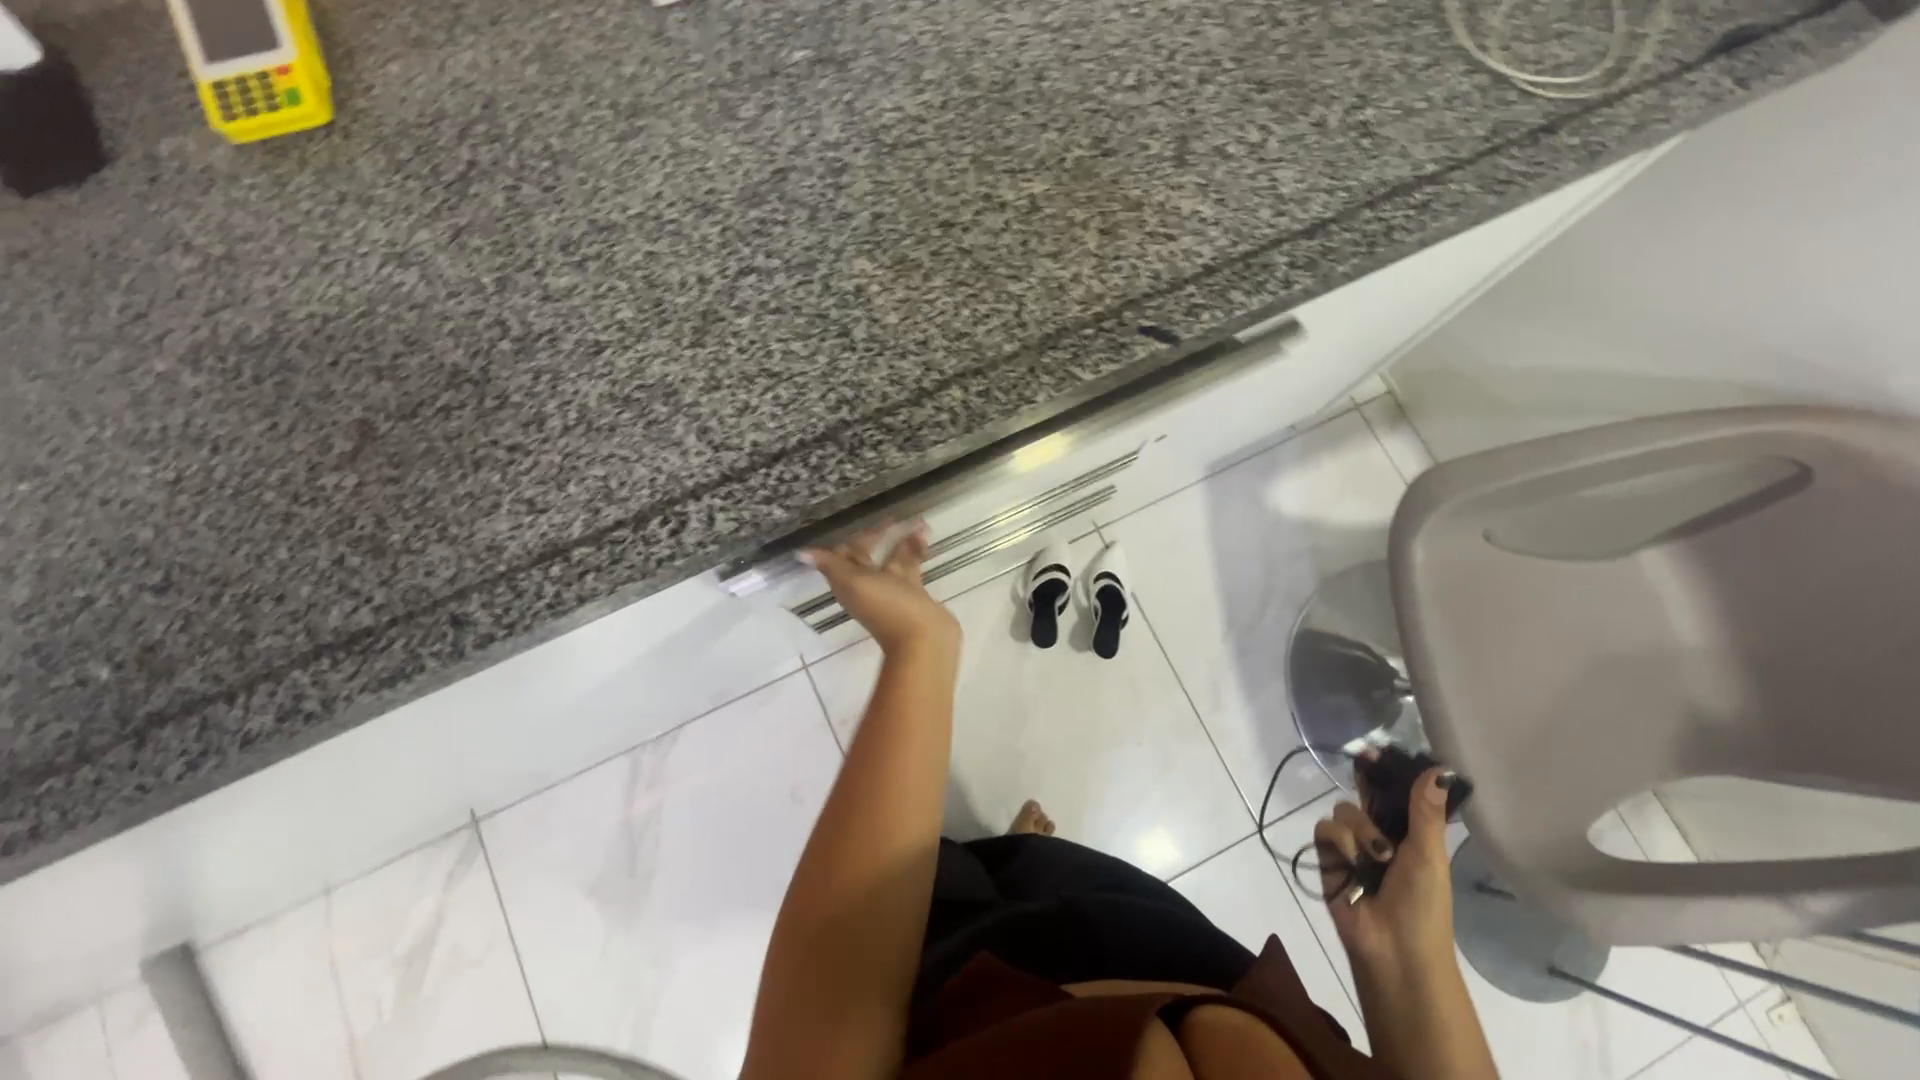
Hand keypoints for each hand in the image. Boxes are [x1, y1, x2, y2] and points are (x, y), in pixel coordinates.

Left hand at [803, 524, 959, 658]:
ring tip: (921, 523)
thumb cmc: (888, 606)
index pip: (845, 554)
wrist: (923, 639)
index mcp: (849, 583)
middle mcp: (867, 585)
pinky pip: (911, 566)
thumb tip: (800, 553)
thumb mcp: (854, 583)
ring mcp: (892, 589)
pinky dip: (917, 551)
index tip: (874, 524)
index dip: (857, 538)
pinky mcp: (912, 592)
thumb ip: (831, 565)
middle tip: (897, 519)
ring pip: (893, 558)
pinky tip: (926, 538)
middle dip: (882, 535)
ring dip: (904, 540)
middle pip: (869, 555)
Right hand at [1314, 764, 1457, 971]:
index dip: (1387, 771)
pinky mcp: (1328, 857)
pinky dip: (1339, 841)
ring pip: (1344, 809)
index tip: (1377, 748)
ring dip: (1361, 828)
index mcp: (1410, 832)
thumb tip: (1440, 768)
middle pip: (1365, 793)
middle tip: (1365, 762)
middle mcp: (1379, 833)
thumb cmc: (1424, 904)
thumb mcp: (1430, 855)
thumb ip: (1426, 811)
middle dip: (1366, 783)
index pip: (1396, 792)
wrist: (1394, 948)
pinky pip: (1325, 829)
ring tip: (1376, 856)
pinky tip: (1352, 860)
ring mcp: (1352, 845)